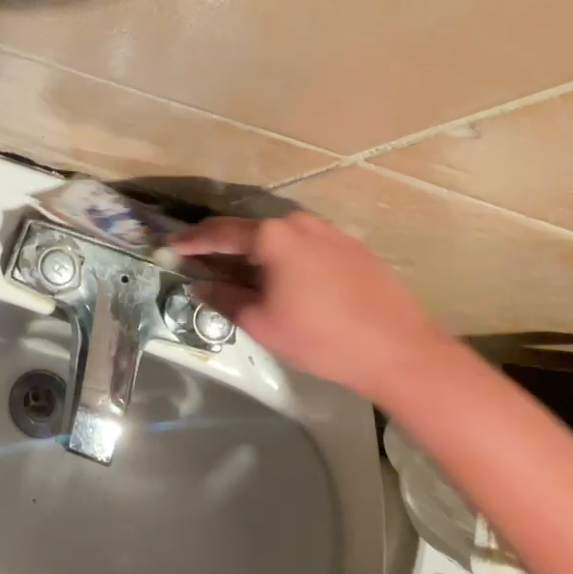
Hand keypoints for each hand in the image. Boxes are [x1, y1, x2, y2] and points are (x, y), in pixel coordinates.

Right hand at [169, 211, 449, 399]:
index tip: (170, 246)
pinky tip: (284, 279)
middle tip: (202, 260)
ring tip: (241, 272)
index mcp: (272, 235)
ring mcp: (329, 231)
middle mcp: (298, 222)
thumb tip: (201, 284)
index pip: (219, 233)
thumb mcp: (262, 323)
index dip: (192, 241)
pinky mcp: (353, 246)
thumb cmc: (323, 338)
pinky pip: (305, 244)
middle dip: (223, 245)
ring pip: (279, 237)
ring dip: (256, 252)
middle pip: (249, 230)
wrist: (402, 351)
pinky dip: (285, 256)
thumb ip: (224, 298)